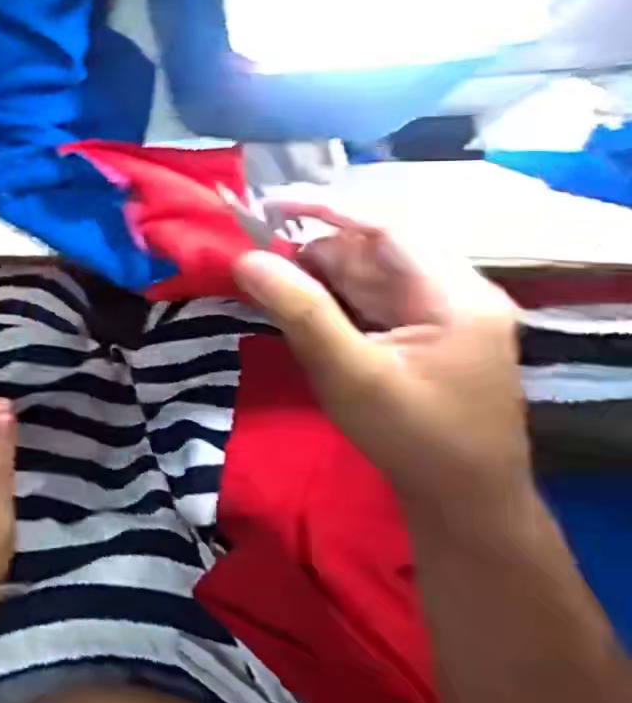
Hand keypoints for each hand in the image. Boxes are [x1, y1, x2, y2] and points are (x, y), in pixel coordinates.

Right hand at [232, 201, 530, 524]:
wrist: (458, 497)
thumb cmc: (411, 432)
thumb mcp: (347, 369)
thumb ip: (298, 309)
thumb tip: (243, 256)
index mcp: (455, 296)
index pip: (386, 229)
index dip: (324, 209)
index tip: (263, 206)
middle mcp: (450, 295)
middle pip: (366, 250)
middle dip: (305, 252)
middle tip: (250, 268)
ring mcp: (432, 314)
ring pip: (357, 272)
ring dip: (306, 275)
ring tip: (261, 291)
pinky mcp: (411, 332)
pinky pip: (356, 295)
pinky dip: (317, 295)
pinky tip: (286, 308)